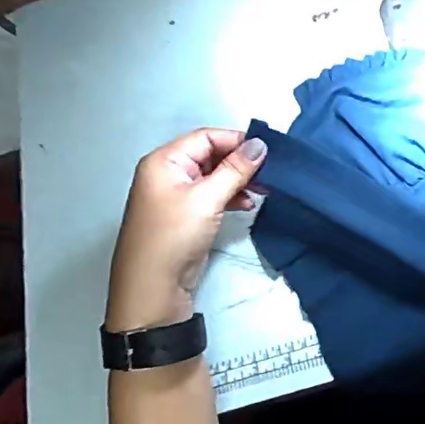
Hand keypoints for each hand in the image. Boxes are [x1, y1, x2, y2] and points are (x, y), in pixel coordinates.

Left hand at [106, 128, 266, 331]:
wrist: (154, 286)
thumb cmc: (174, 236)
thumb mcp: (207, 199)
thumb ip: (235, 170)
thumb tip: (260, 145)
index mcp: (165, 161)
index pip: (206, 137)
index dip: (237, 141)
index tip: (269, 151)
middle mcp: (169, 173)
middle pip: (211, 154)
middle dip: (240, 162)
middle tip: (270, 172)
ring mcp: (178, 194)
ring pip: (215, 175)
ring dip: (239, 180)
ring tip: (264, 190)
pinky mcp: (188, 214)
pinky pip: (213, 194)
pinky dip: (232, 196)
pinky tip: (248, 204)